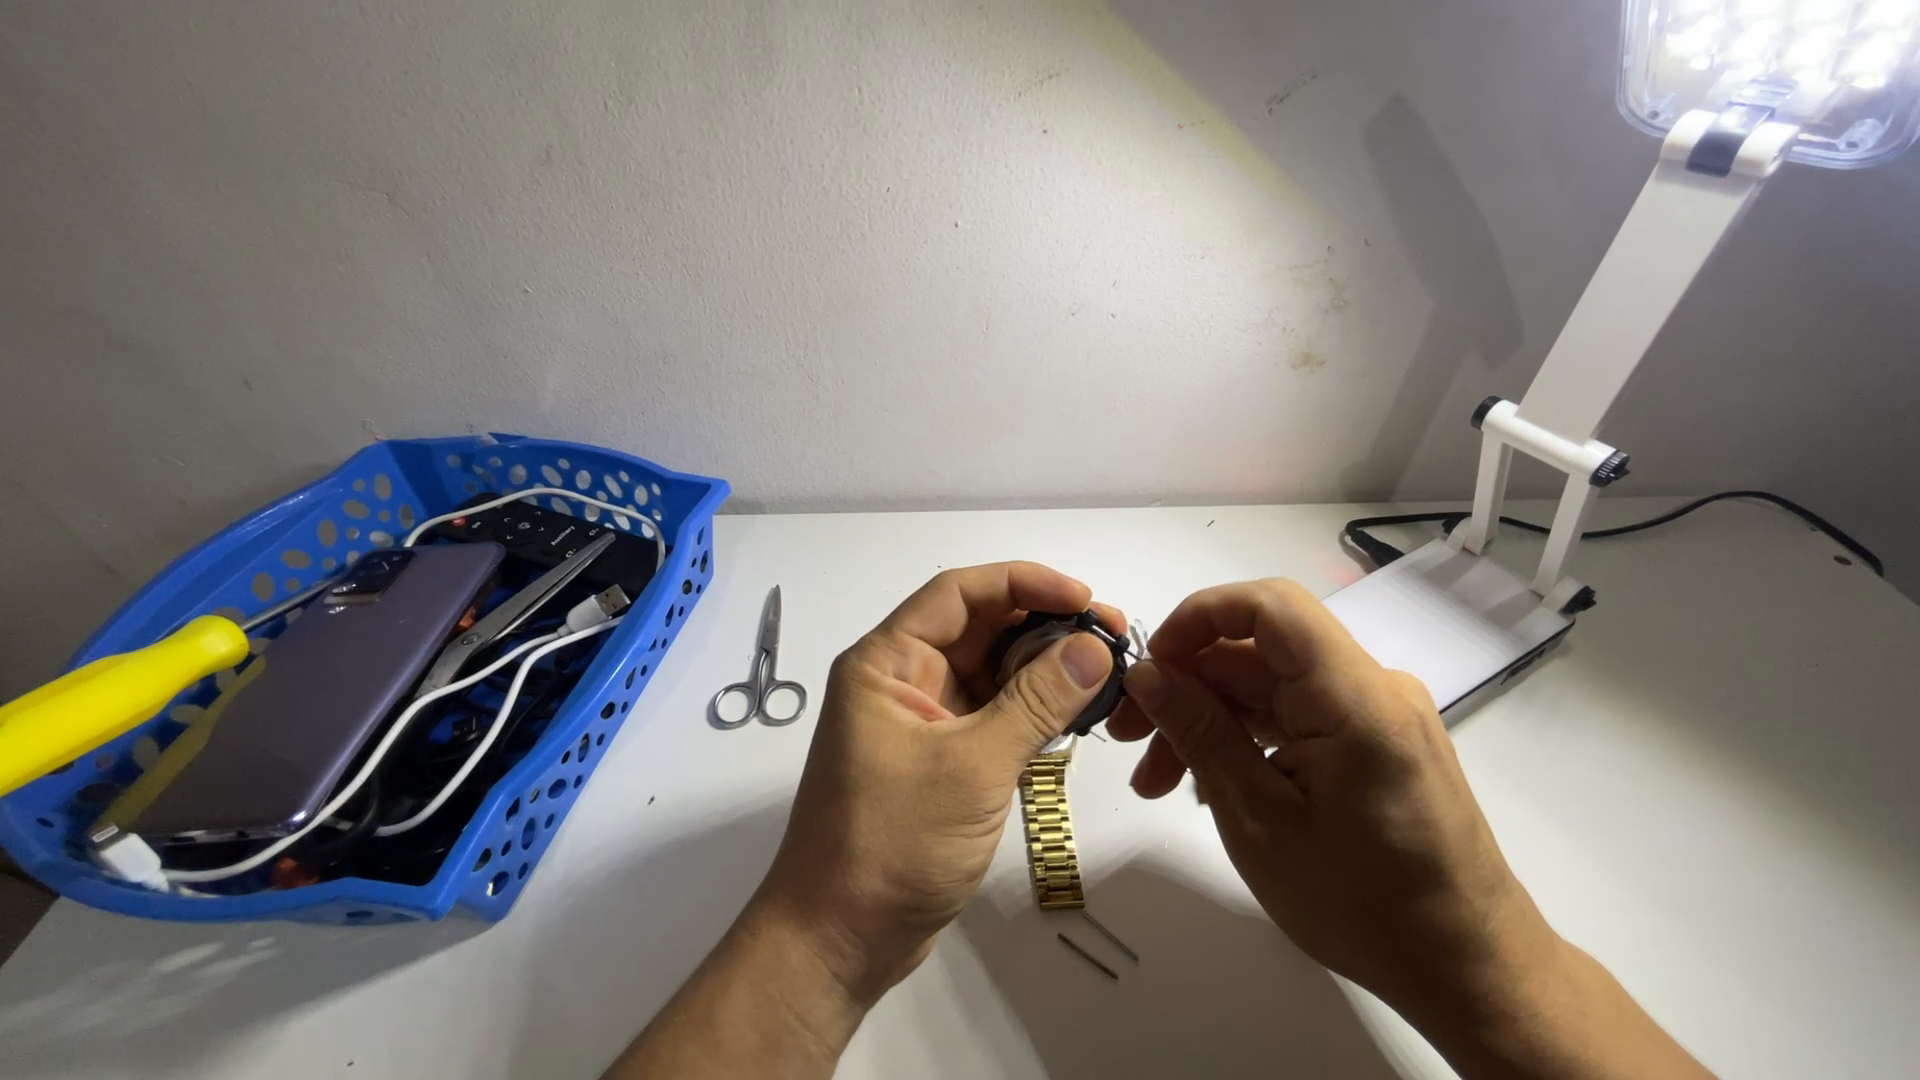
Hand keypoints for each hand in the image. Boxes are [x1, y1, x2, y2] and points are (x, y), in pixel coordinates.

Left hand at [751, 562, 1122, 1004]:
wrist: (841, 939)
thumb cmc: (891, 844)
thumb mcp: (971, 766)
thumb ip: (1035, 702)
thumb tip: (1094, 647)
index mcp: (887, 663)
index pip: (957, 594)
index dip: (1022, 583)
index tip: (1082, 597)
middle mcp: (902, 680)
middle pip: (978, 628)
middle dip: (1043, 625)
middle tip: (1109, 636)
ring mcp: (922, 721)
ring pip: (990, 671)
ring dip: (1042, 667)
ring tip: (1104, 672)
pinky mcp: (941, 759)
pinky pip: (992, 713)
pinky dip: (1032, 708)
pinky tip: (1076, 712)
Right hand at [1105, 579, 1554, 1026]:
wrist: (1467, 967)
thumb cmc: (1363, 906)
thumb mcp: (1258, 820)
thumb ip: (1200, 733)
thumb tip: (1146, 673)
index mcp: (1356, 699)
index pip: (1271, 606)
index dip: (1198, 617)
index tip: (1149, 667)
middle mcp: (1371, 687)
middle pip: (1257, 652)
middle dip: (1185, 686)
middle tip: (1128, 738)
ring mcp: (1373, 712)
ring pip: (1266, 686)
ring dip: (1206, 720)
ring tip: (1155, 780)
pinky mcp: (1371, 738)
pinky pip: (1292, 714)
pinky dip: (1243, 738)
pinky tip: (1207, 784)